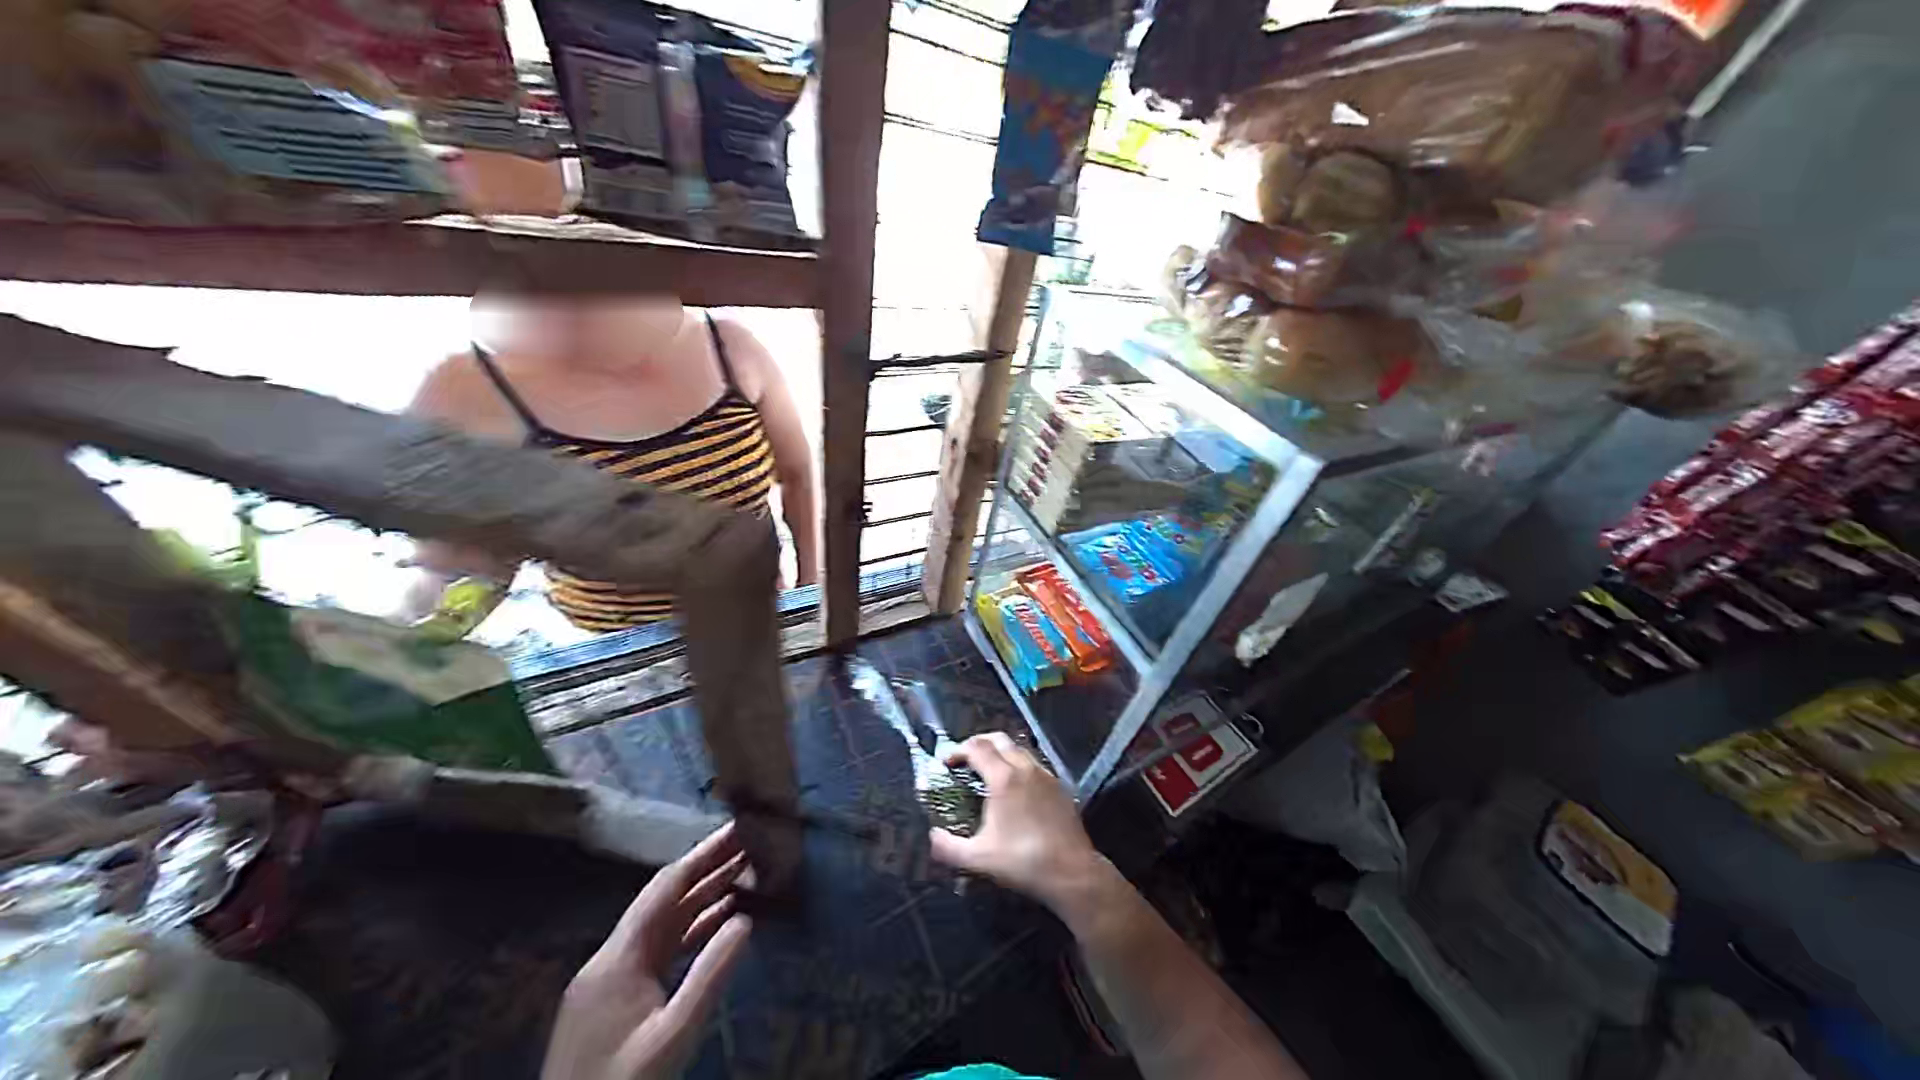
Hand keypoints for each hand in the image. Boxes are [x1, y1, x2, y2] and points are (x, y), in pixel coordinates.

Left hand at [543, 823, 753, 1079]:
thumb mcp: (673, 1037)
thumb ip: (710, 976)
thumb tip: (746, 919)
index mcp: (617, 957)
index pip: (665, 890)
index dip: (703, 856)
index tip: (736, 832)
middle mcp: (610, 958)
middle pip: (663, 901)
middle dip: (706, 870)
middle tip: (748, 844)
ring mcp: (610, 978)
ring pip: (662, 924)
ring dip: (702, 898)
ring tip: (744, 873)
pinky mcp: (616, 998)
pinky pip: (659, 950)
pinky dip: (690, 930)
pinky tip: (719, 921)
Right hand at [927, 733, 1109, 913]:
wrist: (1072, 872)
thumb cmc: (1023, 862)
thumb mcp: (978, 858)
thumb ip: (949, 847)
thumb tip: (932, 837)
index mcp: (1003, 778)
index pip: (976, 748)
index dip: (957, 750)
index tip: (947, 762)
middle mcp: (1025, 769)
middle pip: (999, 739)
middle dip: (978, 743)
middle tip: (965, 758)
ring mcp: (1046, 775)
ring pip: (1019, 749)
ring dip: (1000, 751)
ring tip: (989, 769)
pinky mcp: (1060, 786)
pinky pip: (1035, 764)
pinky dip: (1019, 764)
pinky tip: (1016, 786)